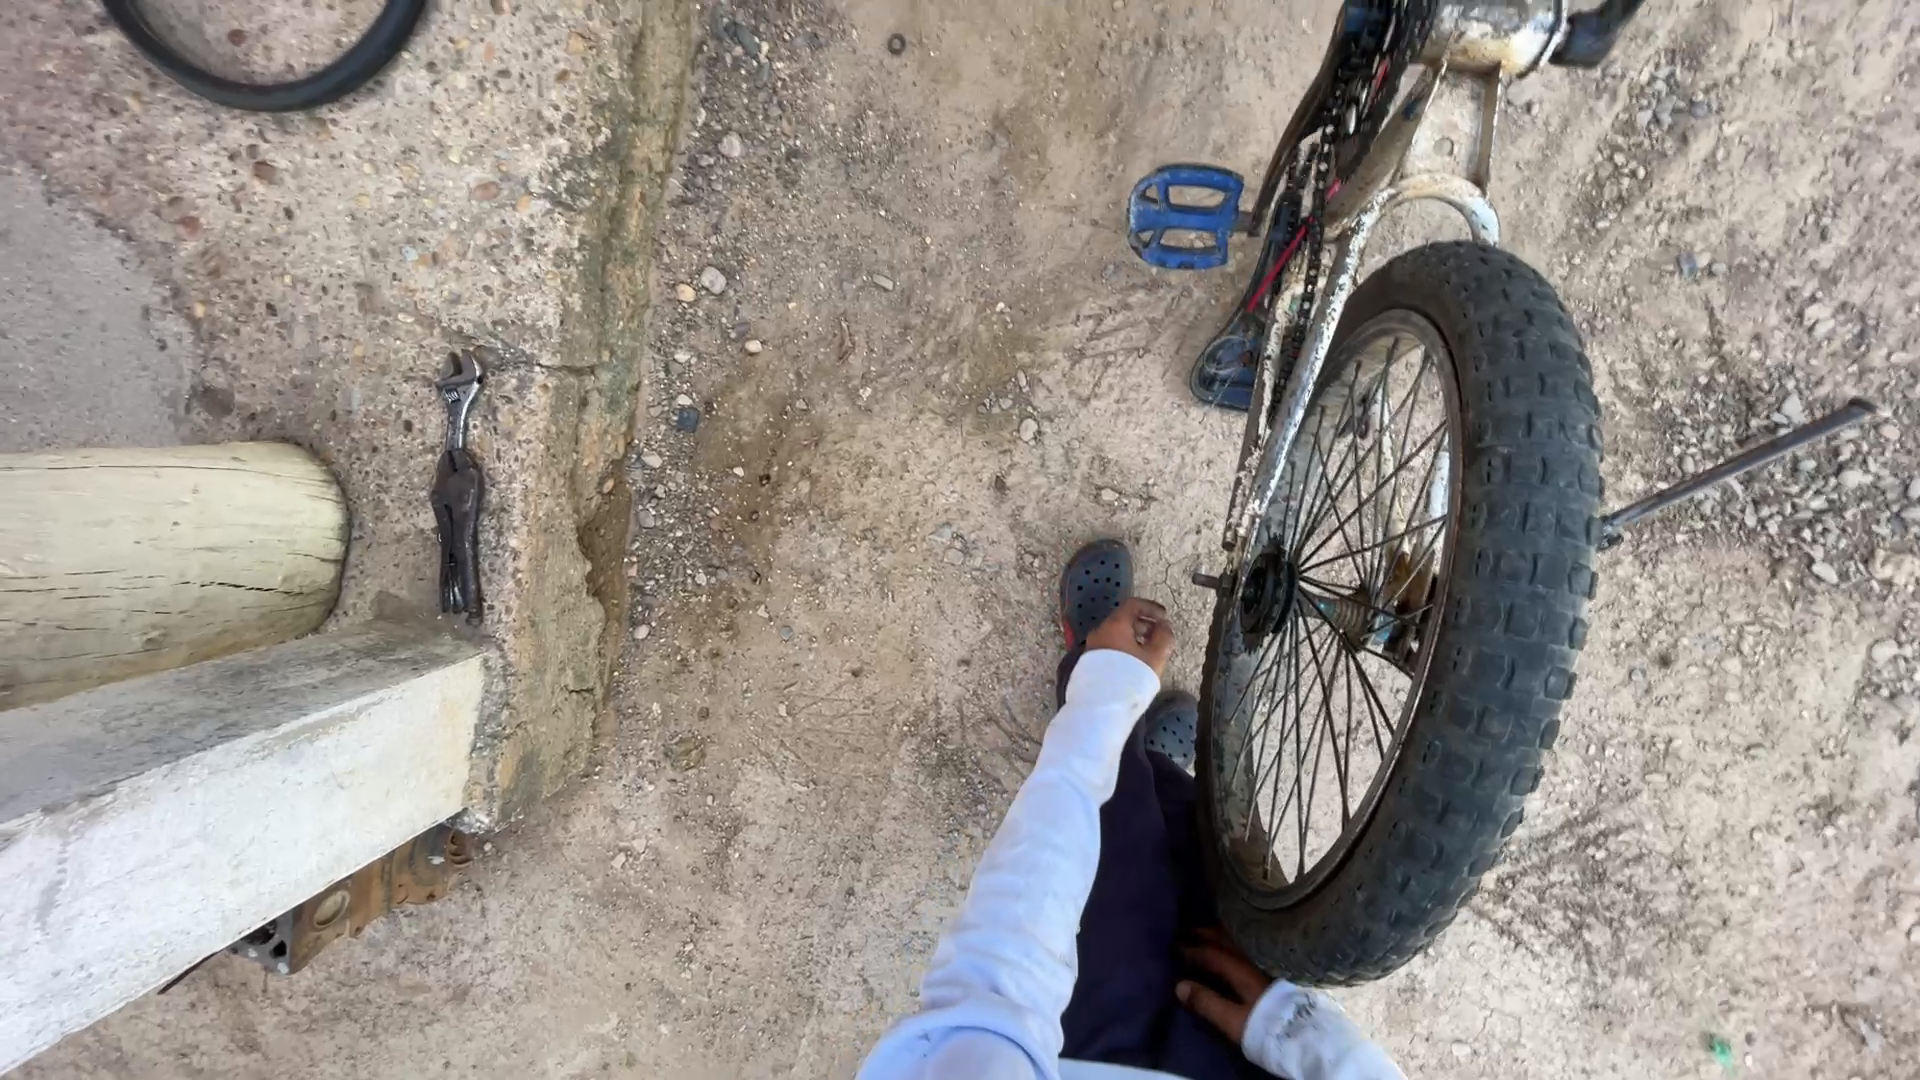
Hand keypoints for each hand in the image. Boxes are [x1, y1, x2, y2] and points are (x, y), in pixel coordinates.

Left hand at [1084, 596, 1173, 677]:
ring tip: (1149, 652)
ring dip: (1134, 637)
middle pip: (1123, 619)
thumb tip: (1164, 626)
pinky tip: (1134, 662)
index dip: (1151, 608)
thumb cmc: (1131, 676)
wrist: (1102, 703)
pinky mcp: (1089, 661)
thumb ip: (1163, 637)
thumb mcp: (1154, 657)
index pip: (1133, 605)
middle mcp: (1100, 631)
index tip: (1164, 618)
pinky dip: (1124, 647)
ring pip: (1116, 634)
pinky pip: (1110, 646)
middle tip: (1159, 637)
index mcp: (1115, 625)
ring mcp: (1092, 646)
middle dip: (1144, 624)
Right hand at [1175, 928, 1273, 1044]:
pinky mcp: (1276, 970)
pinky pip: (1247, 947)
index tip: (1173, 946)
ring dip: (1220, 935)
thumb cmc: (1268, 1029)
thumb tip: (1179, 985)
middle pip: (1225, 939)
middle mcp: (1252, 959)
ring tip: (1207, 932)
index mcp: (1240, 969)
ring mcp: (1266, 963)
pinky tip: (1233, 946)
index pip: (1210, 953)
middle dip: (1203, 933)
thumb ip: (1207, 1003)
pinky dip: (1234, 942)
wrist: (1310, 1039)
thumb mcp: (1234, 1022)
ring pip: (1238, 941)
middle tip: (1185, 930)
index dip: (1190, 949)